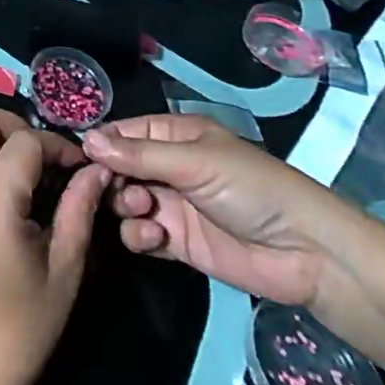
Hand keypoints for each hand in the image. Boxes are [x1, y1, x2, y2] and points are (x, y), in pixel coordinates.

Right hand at [83, 114, 337, 307]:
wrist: (305, 252)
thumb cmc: (250, 189)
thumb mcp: (193, 162)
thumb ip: (137, 155)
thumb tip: (85, 140)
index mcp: (175, 136)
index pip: (123, 132)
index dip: (101, 143)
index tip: (79, 157)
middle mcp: (169, 166)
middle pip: (118, 168)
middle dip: (110, 178)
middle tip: (110, 189)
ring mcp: (172, 204)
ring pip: (125, 200)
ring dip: (125, 206)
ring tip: (144, 211)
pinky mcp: (177, 240)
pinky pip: (140, 233)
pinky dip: (138, 235)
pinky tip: (153, 237)